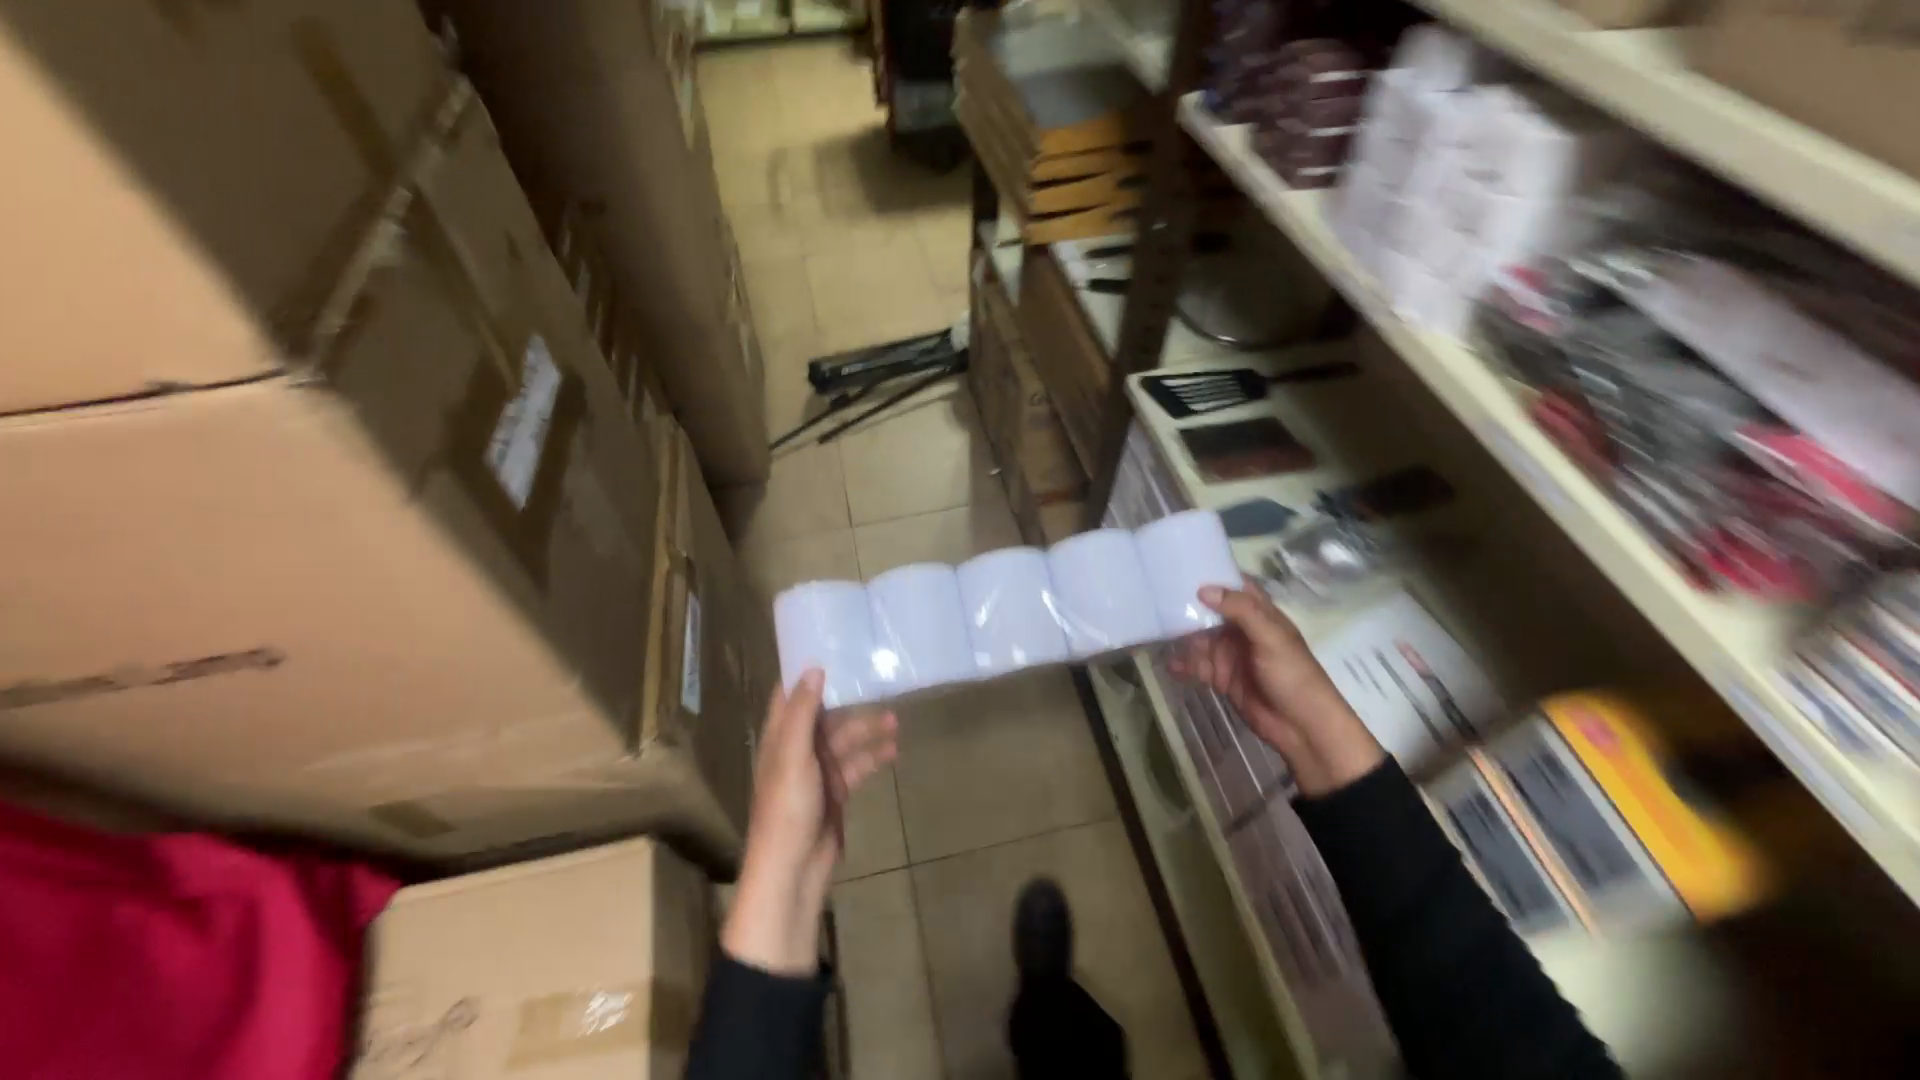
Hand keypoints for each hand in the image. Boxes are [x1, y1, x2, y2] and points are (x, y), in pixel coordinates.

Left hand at [723, 669, 897, 975]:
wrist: (794, 868)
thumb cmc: (787, 808)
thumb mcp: (793, 755)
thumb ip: (804, 712)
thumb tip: (814, 667)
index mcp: (780, 738)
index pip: (790, 696)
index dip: (807, 674)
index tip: (833, 650)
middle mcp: (797, 750)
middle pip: (826, 717)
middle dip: (851, 703)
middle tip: (881, 685)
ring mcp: (817, 773)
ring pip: (845, 742)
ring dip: (868, 731)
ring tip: (896, 720)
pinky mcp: (835, 793)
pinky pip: (857, 766)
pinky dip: (874, 757)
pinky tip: (894, 751)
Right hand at [1167, 577, 1384, 797]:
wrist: (1300, 726)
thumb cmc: (1292, 675)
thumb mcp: (1270, 637)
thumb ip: (1240, 611)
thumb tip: (1203, 589)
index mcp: (1260, 614)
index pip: (1234, 586)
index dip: (1212, 575)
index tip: (1182, 566)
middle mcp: (1242, 630)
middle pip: (1210, 612)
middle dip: (1187, 606)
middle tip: (1156, 598)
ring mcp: (1231, 654)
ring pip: (1199, 639)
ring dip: (1181, 637)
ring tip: (1156, 631)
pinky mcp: (1221, 677)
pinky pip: (1197, 666)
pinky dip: (1183, 665)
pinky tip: (1169, 664)